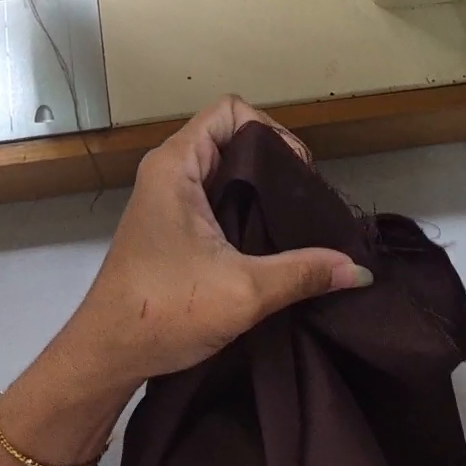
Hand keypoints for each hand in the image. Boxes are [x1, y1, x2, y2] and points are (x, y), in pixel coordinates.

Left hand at [48, 96, 371, 393]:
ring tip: (293, 219)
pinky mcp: (170, 224)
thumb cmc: (164, 311)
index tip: (296, 173)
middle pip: (229, 136)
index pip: (230, 111)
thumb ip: (304, 273)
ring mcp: (166, 198)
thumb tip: (359, 271)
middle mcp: (168, 171)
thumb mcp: (244, 292)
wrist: (107, 354)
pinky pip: (214, 194)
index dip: (271, 130)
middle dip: (271, 159)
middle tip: (303, 199)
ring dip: (258, 186)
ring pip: (222, 168)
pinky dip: (242, 205)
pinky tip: (268, 238)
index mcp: (175, 166)